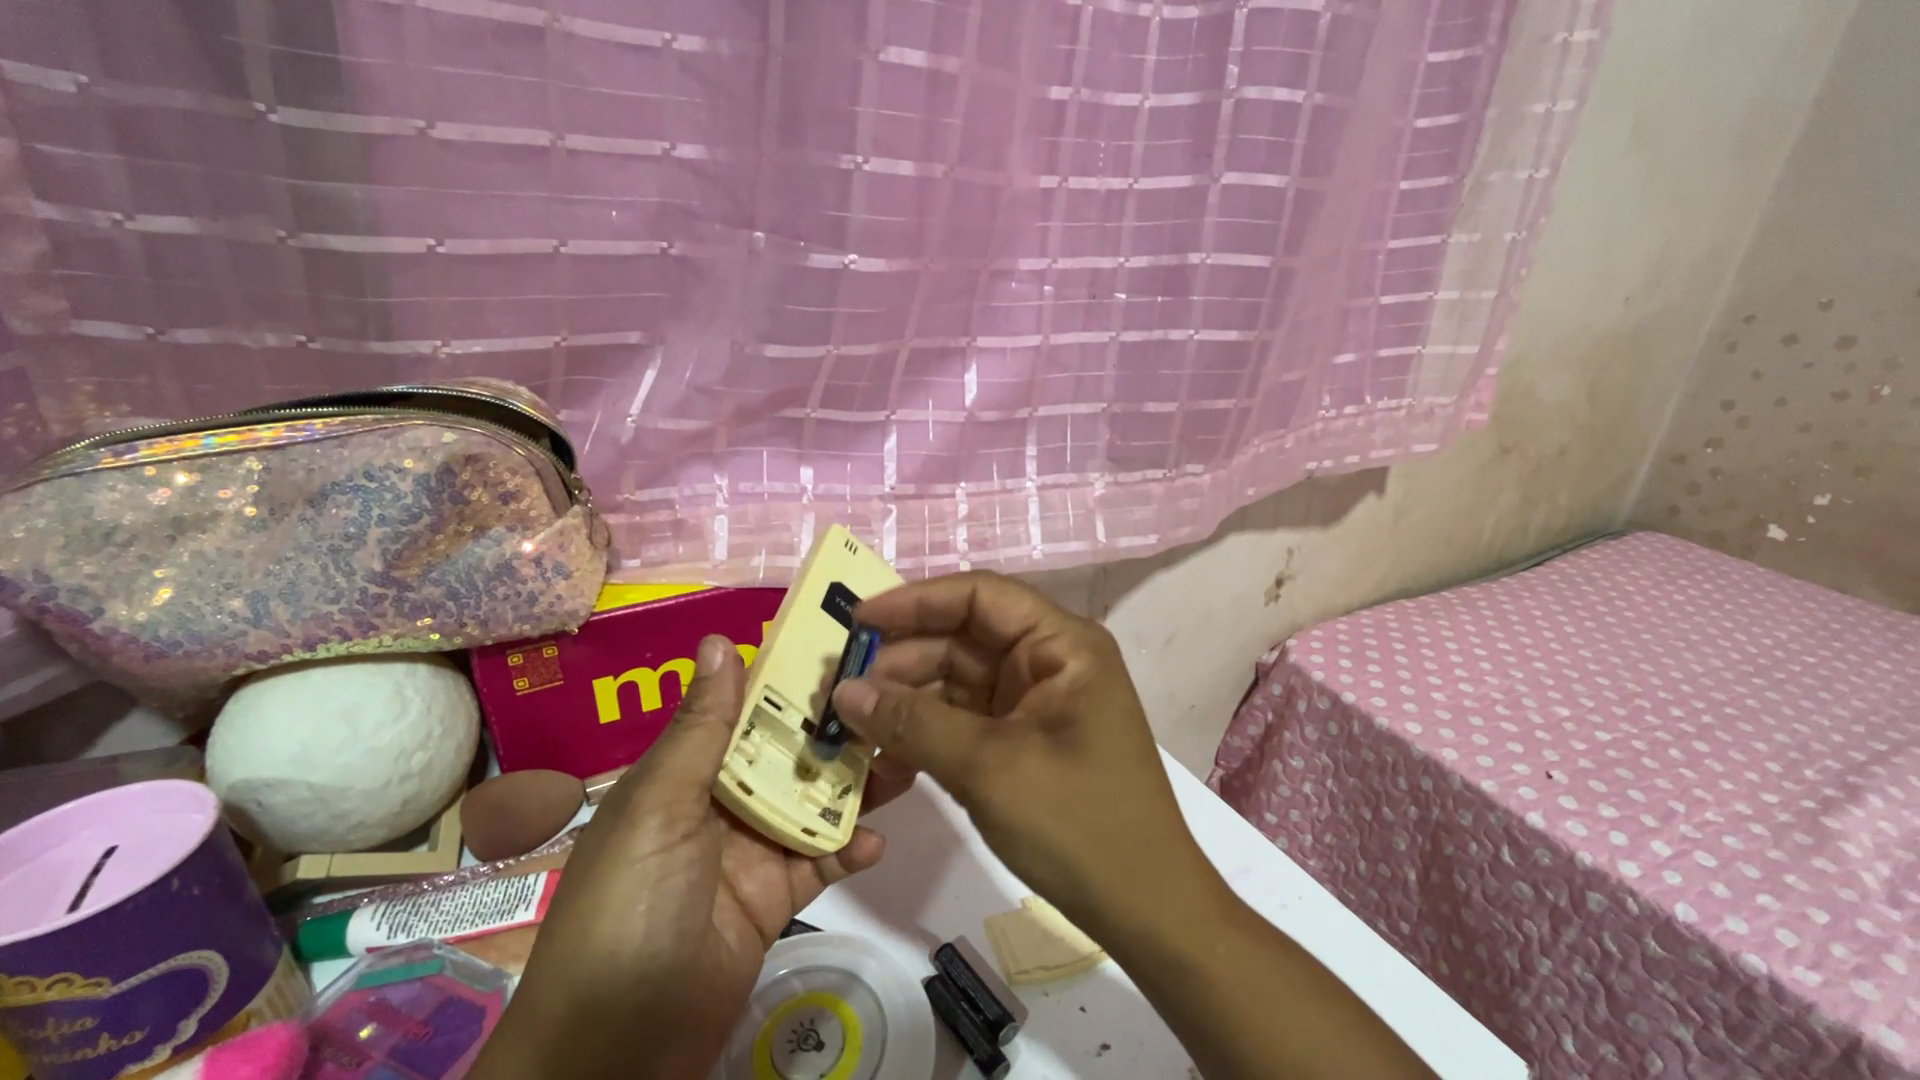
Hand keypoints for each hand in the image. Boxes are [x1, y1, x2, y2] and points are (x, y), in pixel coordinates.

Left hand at [471, 635, 912, 1079]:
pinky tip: (874, 843)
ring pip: (810, 806)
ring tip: (905, 762)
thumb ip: (699, 731)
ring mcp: (748, 856)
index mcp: (682, 775)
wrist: (617, 1045)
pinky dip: (848, 852)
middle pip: (786, 757)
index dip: (788, 681)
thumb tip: (719, 641)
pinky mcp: (773, 902)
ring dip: (854, 788)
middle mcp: (717, 806)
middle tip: (894, 704)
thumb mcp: (658, 811)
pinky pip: (819, 864)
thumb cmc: (628, 908)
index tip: (844, 648)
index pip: (742, 713)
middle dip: (834, 733)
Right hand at [829, 572, 1215, 936]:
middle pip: (963, 638)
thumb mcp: (989, 768)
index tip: (857, 620)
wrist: (1142, 906)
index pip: (980, 596)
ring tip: (849, 721)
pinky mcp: (1023, 743)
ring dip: (906, 698)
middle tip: (838, 684)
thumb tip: (844, 691)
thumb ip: (913, 723)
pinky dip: (925, 731)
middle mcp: (1048, 663)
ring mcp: (1036, 704)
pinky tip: (881, 749)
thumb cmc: (1077, 823)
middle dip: (902, 659)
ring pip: (957, 681)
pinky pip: (964, 720)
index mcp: (1060, 645)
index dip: (916, 601)